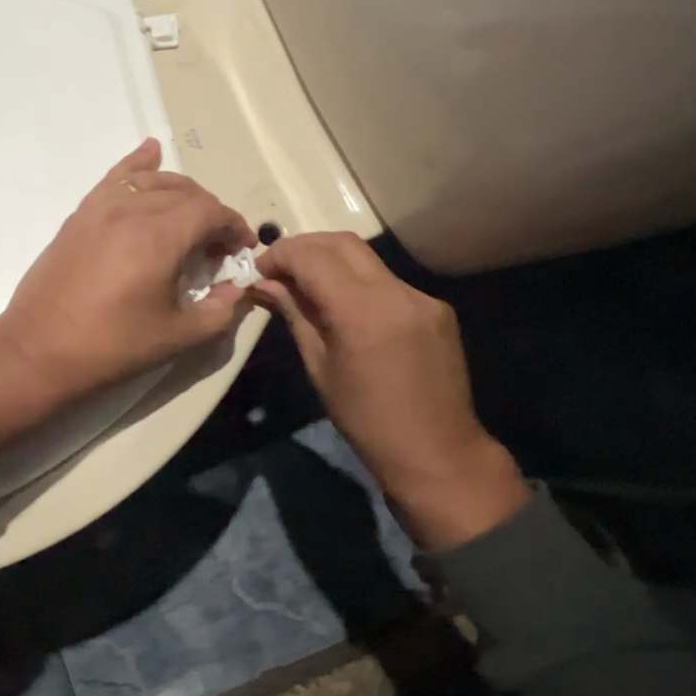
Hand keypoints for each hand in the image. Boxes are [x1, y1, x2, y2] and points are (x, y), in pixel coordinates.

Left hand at [0, 139, 255, 467]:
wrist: (38, 350)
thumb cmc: (111, 347)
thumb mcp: (177, 336)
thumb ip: (219, 311)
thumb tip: (238, 289)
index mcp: (159, 236)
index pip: (211, 212)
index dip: (234, 228)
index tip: (240, 252)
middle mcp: (131, 210)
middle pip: (186, 193)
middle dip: (210, 215)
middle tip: (215, 249)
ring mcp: (101, 208)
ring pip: (152, 180)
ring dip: (181, 193)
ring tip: (190, 218)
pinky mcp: (79, 216)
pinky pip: (114, 177)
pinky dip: (137, 164)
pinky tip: (150, 152)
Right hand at [251, 233, 528, 548]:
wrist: (436, 453)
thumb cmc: (366, 420)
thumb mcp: (319, 368)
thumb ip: (295, 315)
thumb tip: (265, 284)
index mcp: (362, 312)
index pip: (312, 258)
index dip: (280, 255)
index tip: (259, 269)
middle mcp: (396, 292)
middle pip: (342, 243)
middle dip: (304, 247)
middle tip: (278, 269)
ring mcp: (421, 297)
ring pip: (367, 260)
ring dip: (332, 262)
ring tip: (307, 286)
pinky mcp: (436, 308)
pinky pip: (389, 282)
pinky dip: (360, 284)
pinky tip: (347, 309)